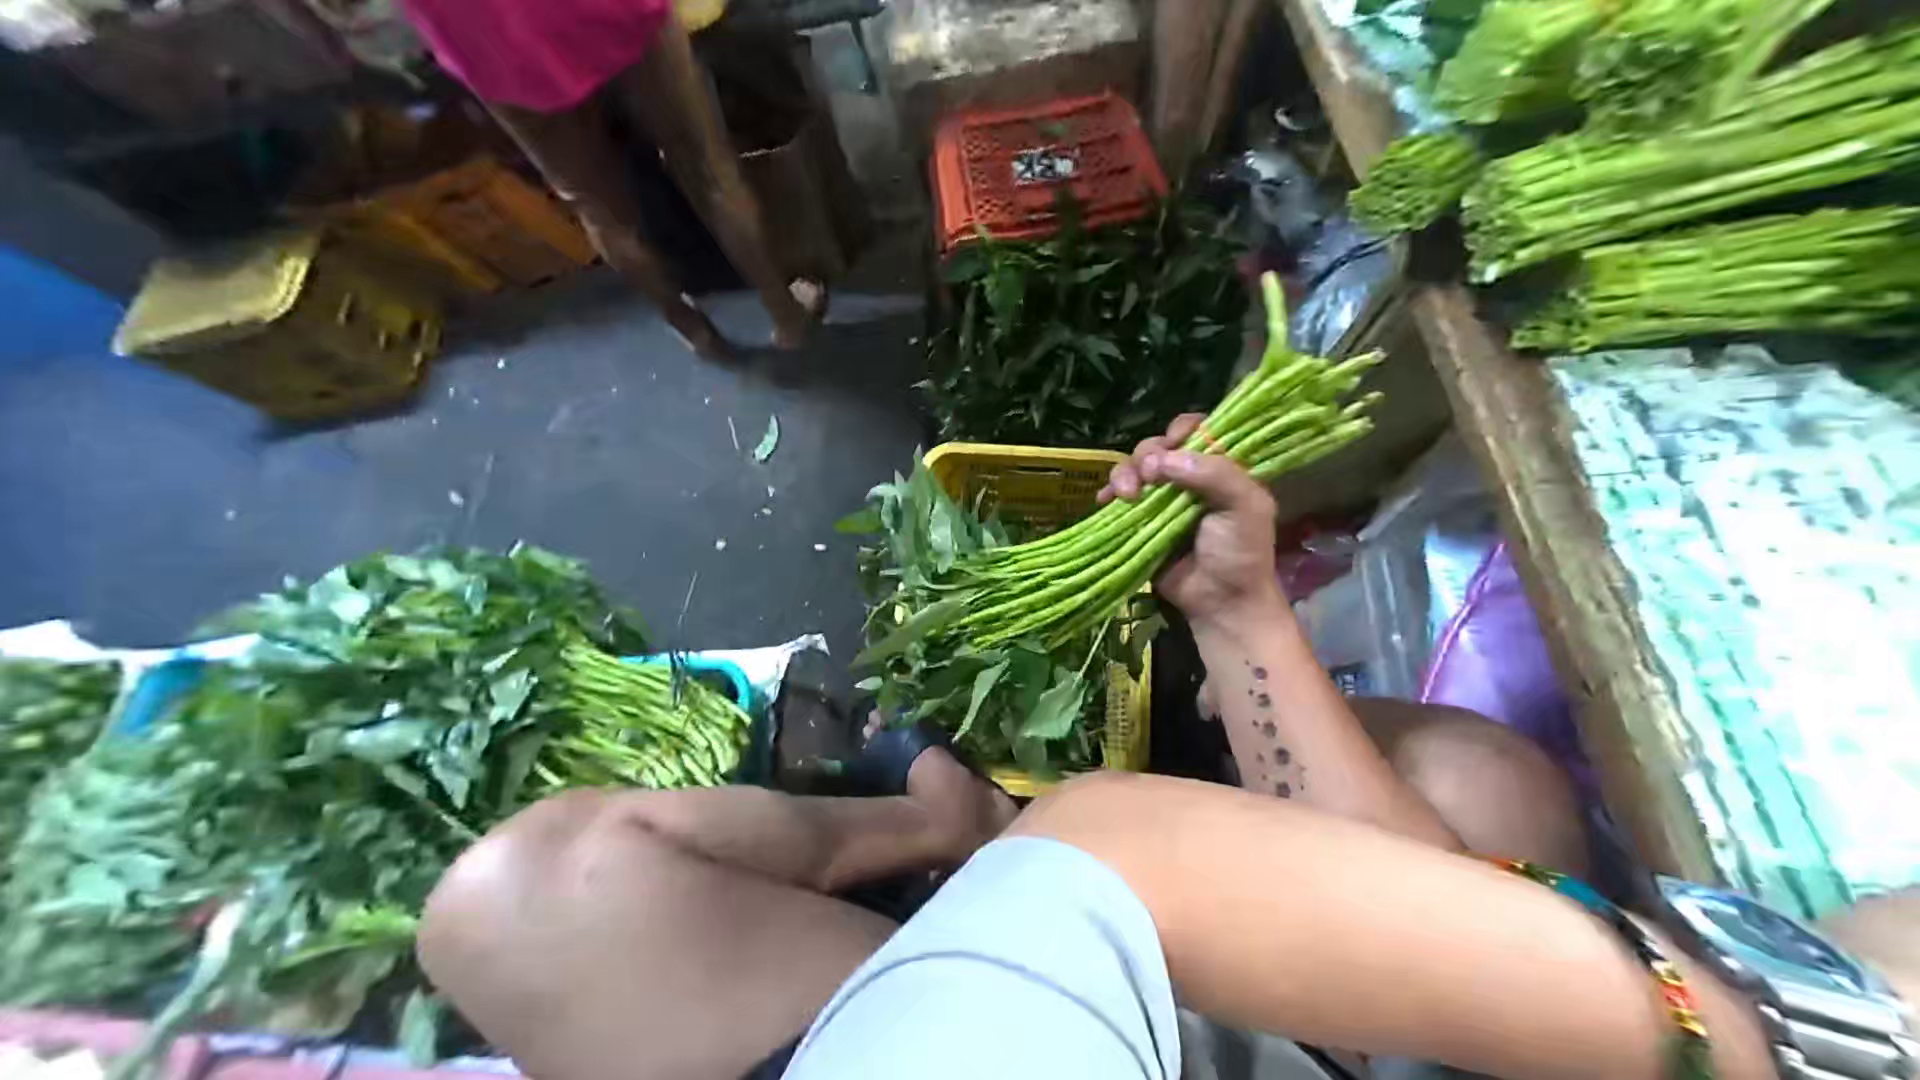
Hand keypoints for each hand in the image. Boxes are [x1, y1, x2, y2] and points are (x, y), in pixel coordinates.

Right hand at [1097, 414, 1288, 636]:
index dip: (1180, 431)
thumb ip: (1215, 474)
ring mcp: (1161, 499)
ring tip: (1127, 495)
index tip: (1173, 445)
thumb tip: (1164, 458)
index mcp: (1219, 468)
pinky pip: (1118, 497)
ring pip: (1133, 468)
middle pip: (1157, 447)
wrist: (1220, 602)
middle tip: (1149, 477)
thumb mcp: (1245, 507)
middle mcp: (1188, 477)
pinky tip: (1105, 501)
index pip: (1197, 431)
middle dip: (1146, 456)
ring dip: (1125, 474)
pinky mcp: (1139, 521)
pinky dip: (1108, 493)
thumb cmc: (1240, 553)